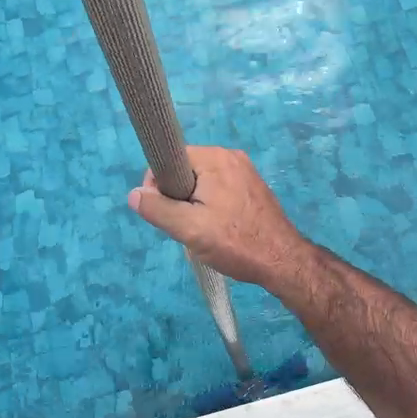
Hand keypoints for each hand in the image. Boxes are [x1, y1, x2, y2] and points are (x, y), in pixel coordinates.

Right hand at [127, 145, 316, 287]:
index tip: (161, 209)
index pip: (171, 157)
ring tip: (201, 230)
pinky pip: (219, 188)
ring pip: (202, 181)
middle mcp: (230, 156)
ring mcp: (244, 170)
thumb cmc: (235, 242)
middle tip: (184, 225)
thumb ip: (158, 209)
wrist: (283, 261)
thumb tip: (133, 194)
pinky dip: (211, 205)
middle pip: (186, 169)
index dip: (159, 183)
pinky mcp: (253, 187)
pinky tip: (217, 228)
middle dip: (178, 195)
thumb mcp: (189, 229)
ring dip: (194, 202)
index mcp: (215, 157)